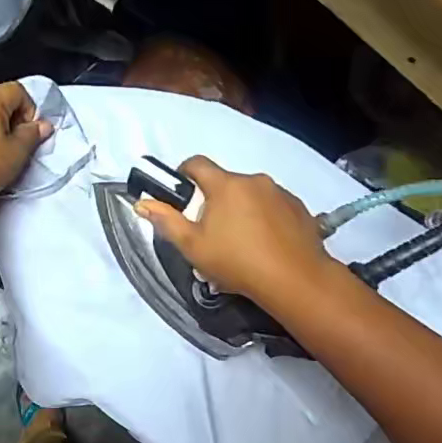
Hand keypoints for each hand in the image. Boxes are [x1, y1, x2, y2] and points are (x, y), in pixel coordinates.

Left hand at [0, 82, 53, 207]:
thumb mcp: (18, 151)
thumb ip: (33, 133)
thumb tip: (44, 125)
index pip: (17, 90)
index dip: (29, 109)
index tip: (29, 132)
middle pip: (0, 98)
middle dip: (15, 116)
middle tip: (19, 141)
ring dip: (0, 125)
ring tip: (3, 149)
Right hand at [134, 156, 335, 301]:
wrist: (294, 279)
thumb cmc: (237, 262)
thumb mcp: (193, 246)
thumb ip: (166, 221)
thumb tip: (142, 203)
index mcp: (225, 185)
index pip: (196, 163)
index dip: (182, 173)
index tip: (180, 193)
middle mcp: (254, 180)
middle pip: (225, 183)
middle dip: (214, 201)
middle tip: (209, 232)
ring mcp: (280, 192)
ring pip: (250, 195)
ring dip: (241, 210)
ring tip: (240, 243)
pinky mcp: (299, 208)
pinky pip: (273, 207)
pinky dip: (265, 219)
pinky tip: (264, 245)